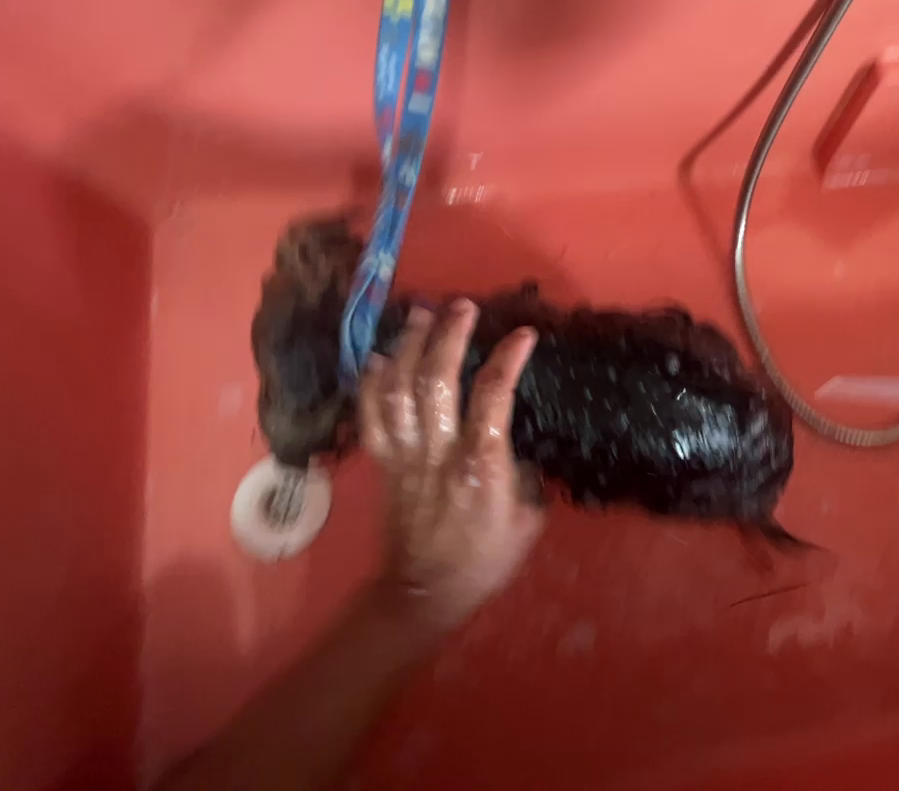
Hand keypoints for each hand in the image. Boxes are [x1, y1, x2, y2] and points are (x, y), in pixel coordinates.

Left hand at [361, 299, 541, 631]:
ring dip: (408, 348)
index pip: (495, 396)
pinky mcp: (383, 464)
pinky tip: (378, 358)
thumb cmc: (486, 557)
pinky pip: (371, 418)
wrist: (426, 593)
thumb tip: (516, 439)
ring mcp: (405, 456)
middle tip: (461, 306)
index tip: (524, 334)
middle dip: (448, 337)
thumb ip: (525, 472)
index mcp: (482, 464)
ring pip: (399, 391)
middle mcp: (439, 451)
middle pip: (437, 381)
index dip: (509, 358)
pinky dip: (371, 385)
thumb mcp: (528, 518)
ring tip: (419, 314)